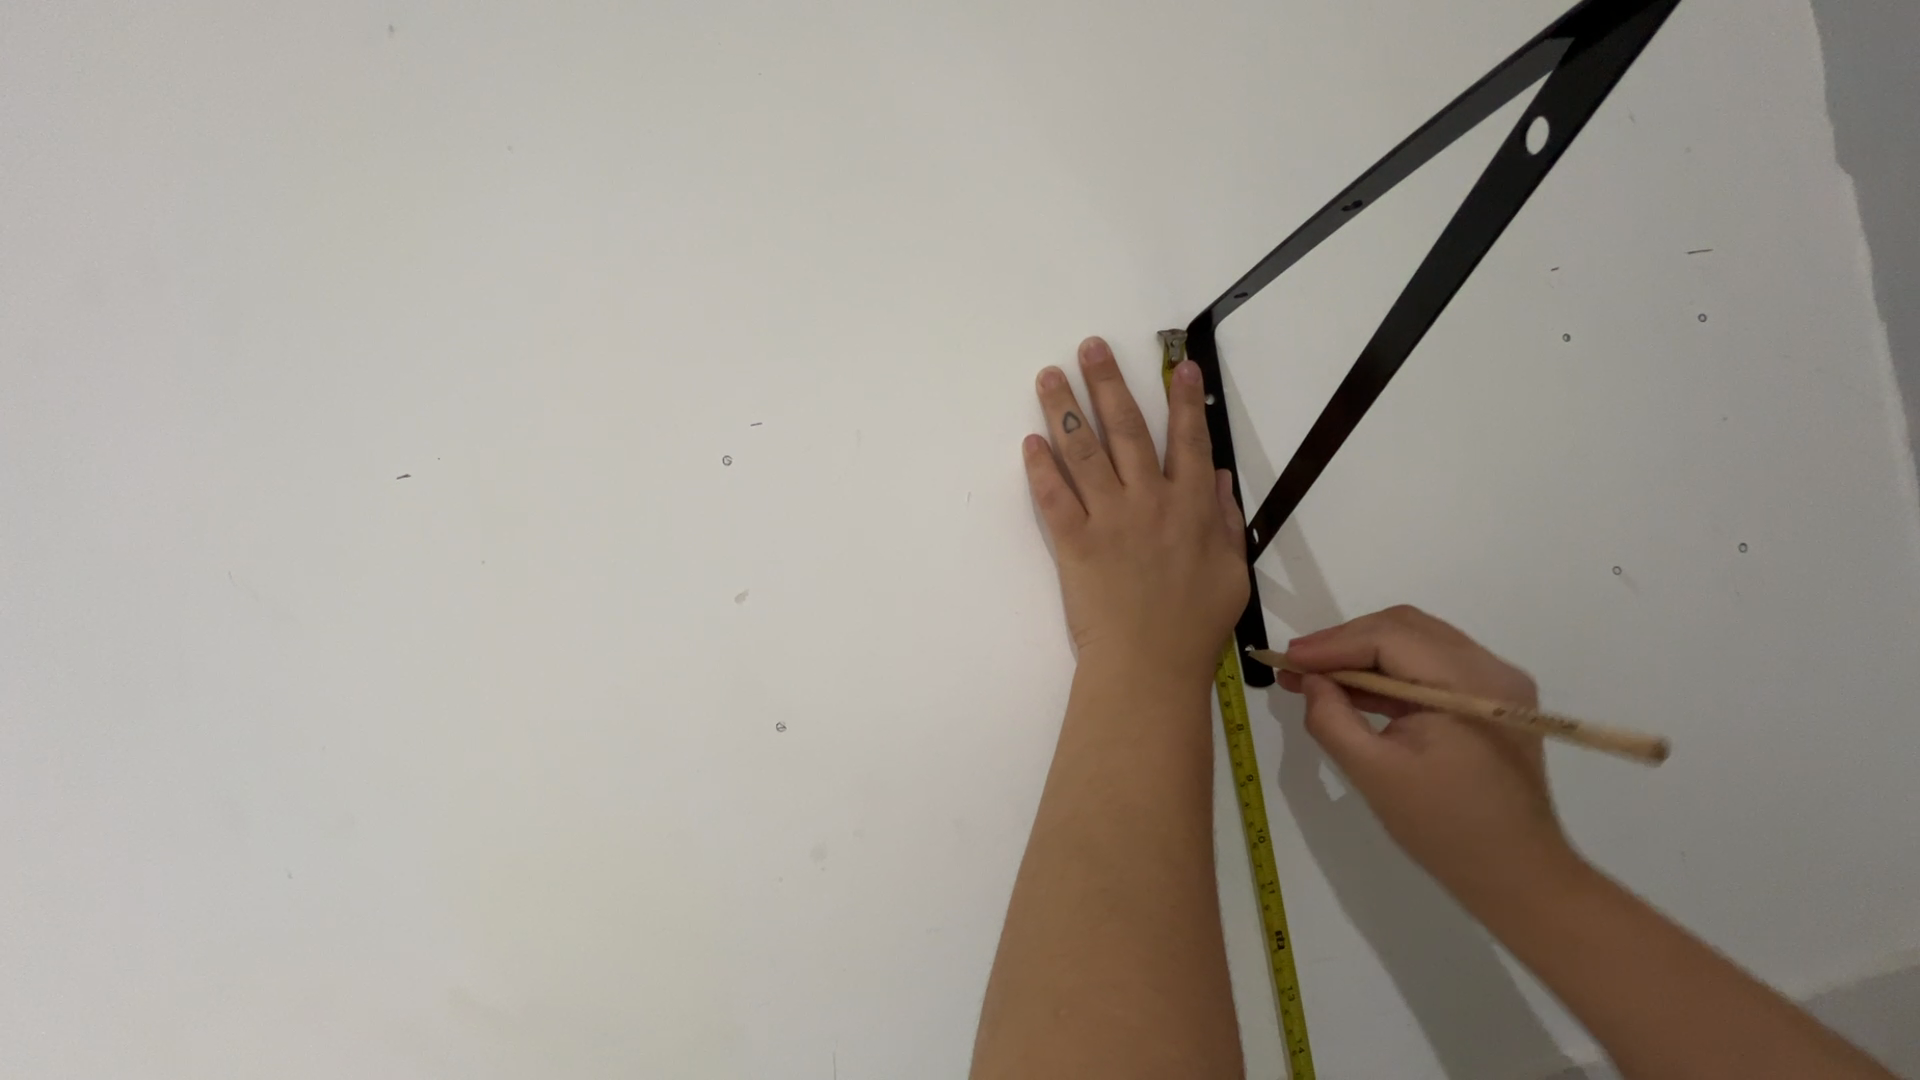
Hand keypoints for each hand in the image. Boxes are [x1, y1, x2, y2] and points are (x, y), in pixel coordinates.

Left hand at [1023, 337, 1248, 687]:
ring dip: (1065, 409)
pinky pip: (1055, 497)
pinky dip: (1041, 468)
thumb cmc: (1195, 627)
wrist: (1150, 666)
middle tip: (1090, 347)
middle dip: (1109, 383)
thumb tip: (1220, 479)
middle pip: (1128, 429)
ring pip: (1085, 452)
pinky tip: (1029, 443)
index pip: (1188, 440)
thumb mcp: (1231, 573)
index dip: (1184, 400)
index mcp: (1191, 507)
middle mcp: (1151, 501)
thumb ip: (1226, 522)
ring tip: (1048, 376)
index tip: (1178, 366)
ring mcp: (1110, 518)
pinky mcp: (1075, 542)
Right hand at [1278, 606, 1578, 901]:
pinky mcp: (1487, 698)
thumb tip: (1309, 680)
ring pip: (1413, 640)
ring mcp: (1494, 681)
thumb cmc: (1444, 828)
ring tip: (1313, 674)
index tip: (1286, 659)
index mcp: (1469, 685)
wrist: (1517, 875)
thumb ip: (1331, 718)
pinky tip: (1348, 688)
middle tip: (1296, 664)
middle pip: (1402, 629)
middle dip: (1343, 642)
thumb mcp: (1372, 772)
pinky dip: (1384, 671)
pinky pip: (1426, 664)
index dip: (1332, 645)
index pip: (1389, 640)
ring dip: (1360, 653)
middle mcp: (1490, 669)